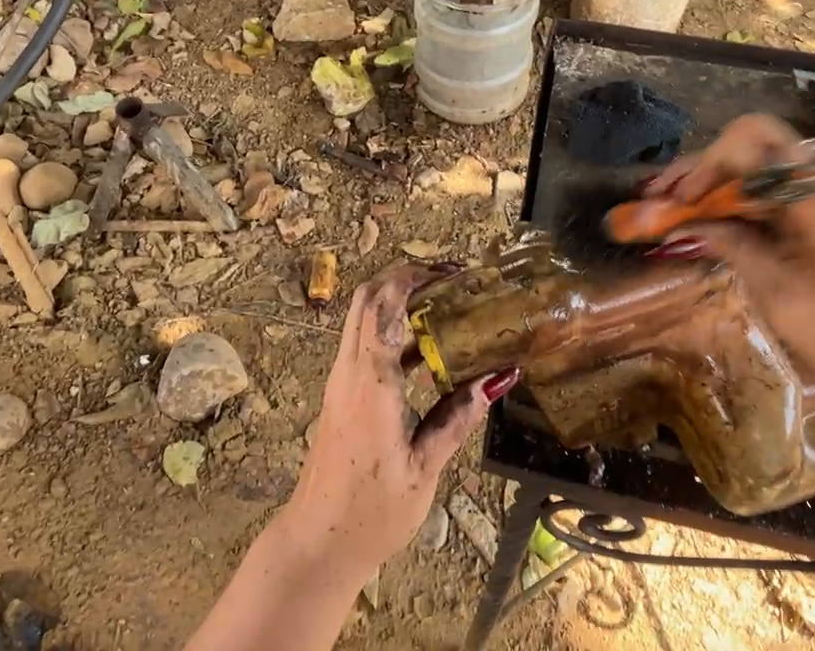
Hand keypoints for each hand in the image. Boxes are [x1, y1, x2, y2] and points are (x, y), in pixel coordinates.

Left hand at [280, 263, 519, 582]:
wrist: (317, 542)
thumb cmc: (372, 512)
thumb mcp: (425, 467)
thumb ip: (458, 417)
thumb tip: (497, 378)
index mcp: (371, 381)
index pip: (385, 305)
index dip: (416, 277)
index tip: (453, 272)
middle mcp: (349, 370)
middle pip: (367, 299)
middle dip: (405, 278)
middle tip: (450, 281)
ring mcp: (341, 381)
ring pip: (362, 319)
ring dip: (398, 303)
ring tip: (447, 307)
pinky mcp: (341, 395)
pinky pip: (365, 345)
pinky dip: (394, 332)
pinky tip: (431, 350)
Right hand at [644, 114, 814, 421]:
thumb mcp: (794, 310)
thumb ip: (741, 251)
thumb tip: (697, 222)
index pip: (748, 142)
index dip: (701, 164)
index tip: (674, 198)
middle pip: (769, 147)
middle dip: (719, 175)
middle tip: (682, 204)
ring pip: (796, 159)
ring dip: (754, 184)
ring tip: (724, 219)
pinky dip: (791, 191)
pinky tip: (775, 222)